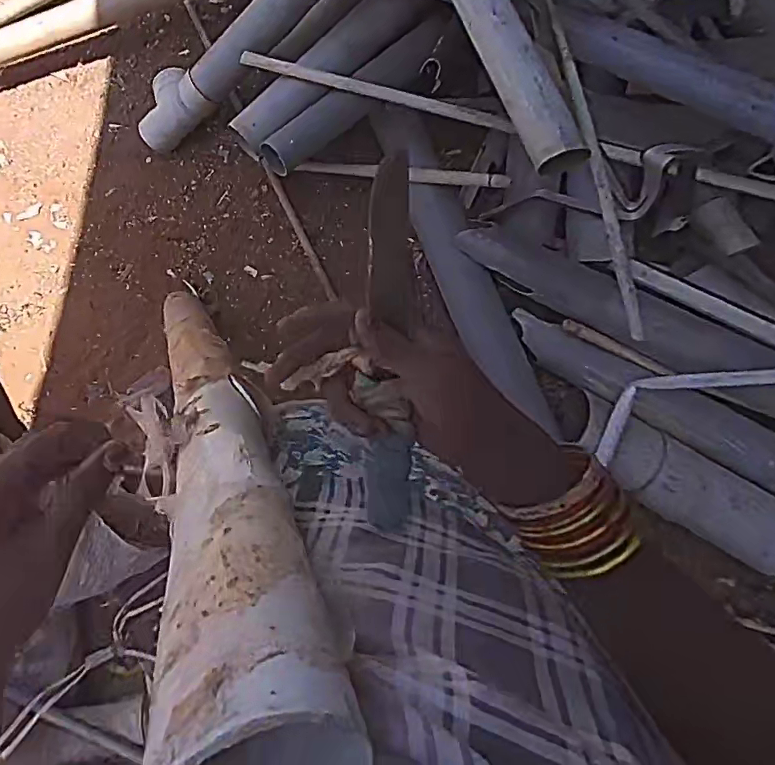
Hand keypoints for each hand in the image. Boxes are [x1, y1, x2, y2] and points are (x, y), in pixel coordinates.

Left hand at [0, 421, 126, 655]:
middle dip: (90, 447)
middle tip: (129, 462)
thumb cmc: (12, 595)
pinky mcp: (5, 507)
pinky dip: (69, 477)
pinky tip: (93, 489)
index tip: (131, 449)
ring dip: (82, 461)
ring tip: (118, 473)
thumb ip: (87, 488)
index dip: (96, 437)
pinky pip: (42, 478)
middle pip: (51, 443)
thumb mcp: (56, 539)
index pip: (56, 437)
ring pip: (49, 459)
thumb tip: (119, 448)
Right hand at [268, 303, 568, 505]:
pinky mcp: (387, 409)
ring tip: (369, 430)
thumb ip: (390, 346)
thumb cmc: (471, 412)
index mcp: (407, 333)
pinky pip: (354, 408)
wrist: (497, 460)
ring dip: (345, 406)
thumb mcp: (431, 375)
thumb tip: (356, 314)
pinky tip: (377, 435)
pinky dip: (356, 421)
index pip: (353, 314)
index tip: (284, 329)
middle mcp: (392, 352)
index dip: (317, 318)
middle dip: (310, 362)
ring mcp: (388, 381)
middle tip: (278, 380)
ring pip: (342, 382)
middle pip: (338, 347)